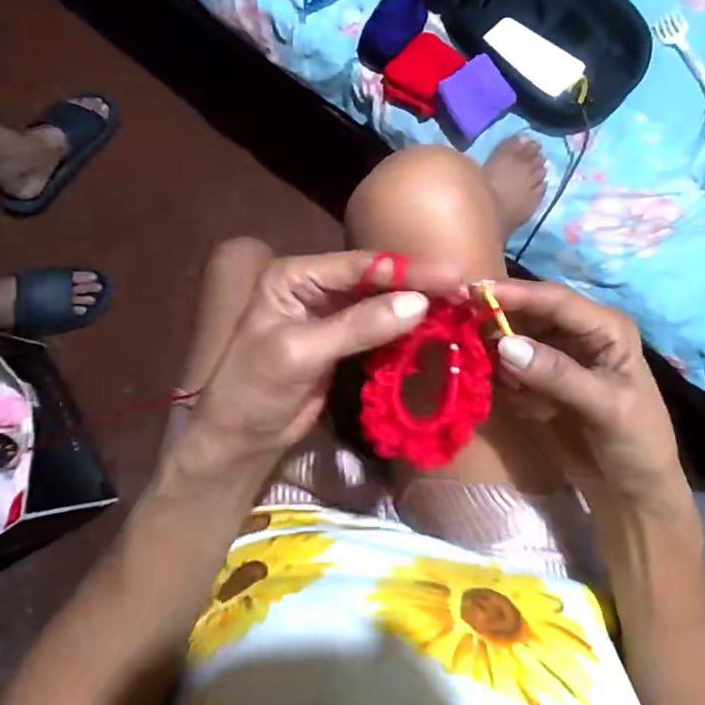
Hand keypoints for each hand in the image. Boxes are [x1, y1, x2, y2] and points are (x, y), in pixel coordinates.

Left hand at [179, 250, 461, 484]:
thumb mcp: (301, 352)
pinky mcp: (342, 341)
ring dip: (416, 305)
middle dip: (417, 283)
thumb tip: (418, 304)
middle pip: (374, 278)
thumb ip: (358, 326)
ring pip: (381, 301)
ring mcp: (330, 314)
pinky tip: (434, 328)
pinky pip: (380, 328)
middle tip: (465, 289)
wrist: (239, 438)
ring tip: (460, 306)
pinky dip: (405, 329)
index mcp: (294, 276)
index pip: (358, 265)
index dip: (406, 269)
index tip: (451, 274)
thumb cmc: (254, 388)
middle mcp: (314, 287)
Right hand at [485, 279, 684, 509]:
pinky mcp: (539, 379)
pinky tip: (484, 377)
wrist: (633, 491)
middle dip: (494, 315)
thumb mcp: (606, 407)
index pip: (555, 300)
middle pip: (528, 313)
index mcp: (605, 327)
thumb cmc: (635, 443)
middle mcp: (578, 333)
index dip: (515, 293)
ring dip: (489, 343)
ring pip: (513, 336)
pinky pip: (508, 364)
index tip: (472, 291)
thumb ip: (556, 374)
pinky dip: (493, 368)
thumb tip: (504, 344)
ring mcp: (556, 355)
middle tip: (454, 316)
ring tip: (464, 349)